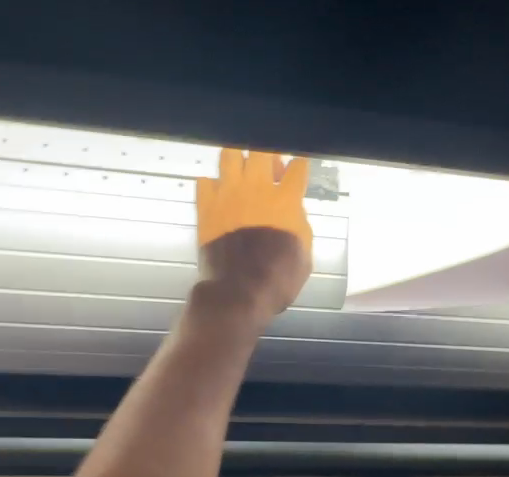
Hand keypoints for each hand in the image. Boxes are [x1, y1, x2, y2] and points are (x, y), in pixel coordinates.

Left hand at [195, 149, 312, 320]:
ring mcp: (228, 193)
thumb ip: (300, 227)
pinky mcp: (206, 206)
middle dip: (268, 157)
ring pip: (230, 154)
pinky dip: (213, 185)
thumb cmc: (277, 281)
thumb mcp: (304, 257)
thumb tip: (294, 214)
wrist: (238, 293)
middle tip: (270, 172)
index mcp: (286, 200)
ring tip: (241, 175)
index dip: (299, 167)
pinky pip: (205, 181)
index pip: (297, 167)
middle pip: (262, 151)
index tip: (298, 172)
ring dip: (238, 161)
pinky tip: (218, 196)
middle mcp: (257, 188)